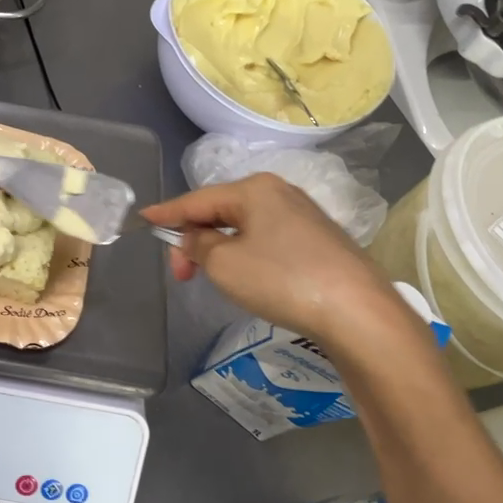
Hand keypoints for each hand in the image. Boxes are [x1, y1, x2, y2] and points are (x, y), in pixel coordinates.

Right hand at [142, 174, 418, 351]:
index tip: (143, 219)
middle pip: (221, 211)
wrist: (358, 312)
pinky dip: (246, 253)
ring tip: (210, 276)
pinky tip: (246, 276)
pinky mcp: (320, 241)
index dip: (167, 213)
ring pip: (245, 226)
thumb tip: (195, 237)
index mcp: (254, 189)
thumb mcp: (225, 264)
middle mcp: (280, 193)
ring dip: (220, 248)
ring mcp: (304, 216)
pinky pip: (267, 239)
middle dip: (195, 239)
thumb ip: (198, 244)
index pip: (196, 199)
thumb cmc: (283, 280)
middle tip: (182, 274)